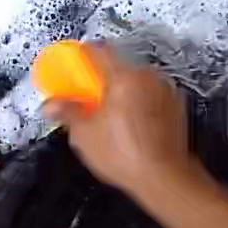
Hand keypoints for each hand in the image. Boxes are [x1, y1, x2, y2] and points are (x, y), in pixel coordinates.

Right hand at [47, 42, 207, 204]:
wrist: (164, 177)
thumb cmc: (124, 155)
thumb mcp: (84, 135)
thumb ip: (67, 112)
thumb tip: (51, 105)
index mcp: (122, 77)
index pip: (99, 51)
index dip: (83, 54)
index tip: (74, 64)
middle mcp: (147, 77)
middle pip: (119, 67)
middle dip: (103, 80)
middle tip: (90, 98)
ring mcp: (165, 90)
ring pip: (138, 81)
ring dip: (124, 91)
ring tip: (112, 116)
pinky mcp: (176, 105)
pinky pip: (152, 95)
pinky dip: (141, 102)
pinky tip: (132, 125)